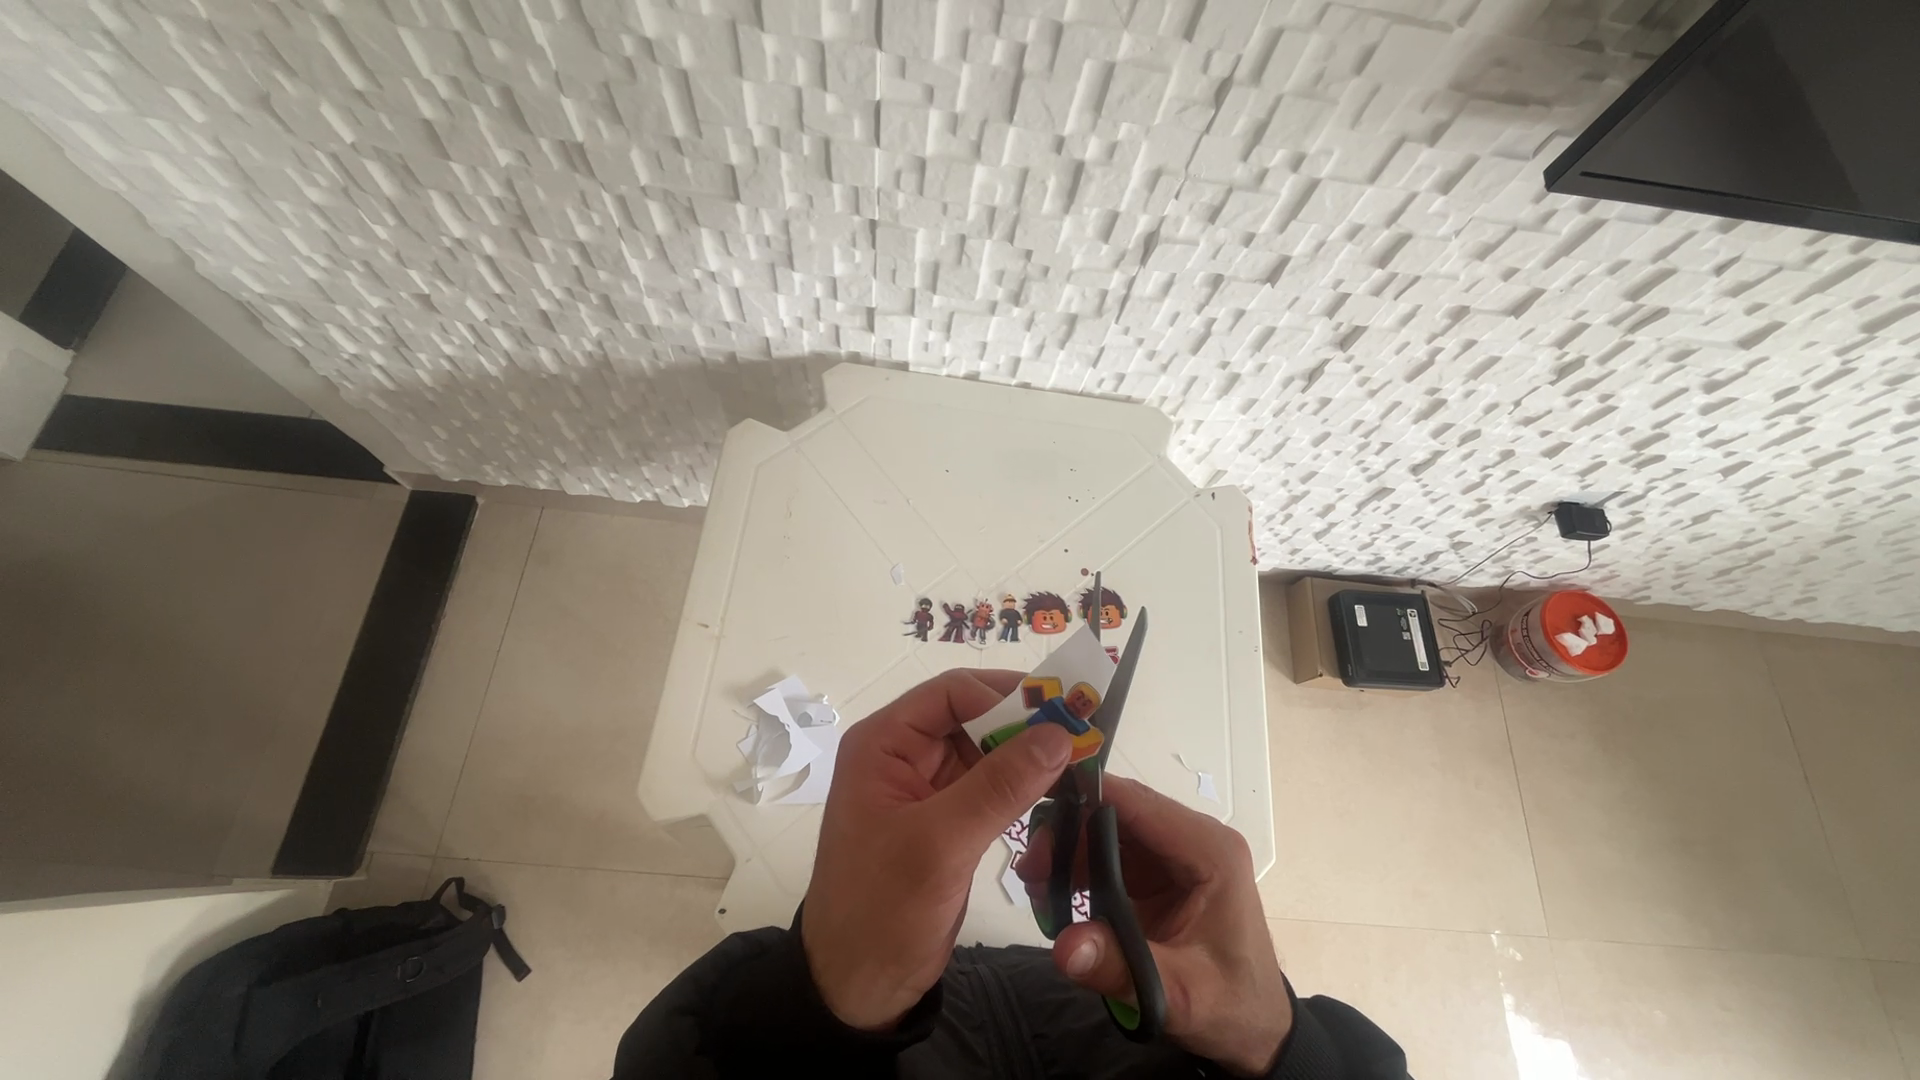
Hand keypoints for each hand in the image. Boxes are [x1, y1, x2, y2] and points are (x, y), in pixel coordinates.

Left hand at [802, 670, 1074, 1030]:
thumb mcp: (940, 844)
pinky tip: (1056, 791)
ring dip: (1027, 753)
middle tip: (1082, 733)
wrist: (857, 986)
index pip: (951, 694)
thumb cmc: (882, 909)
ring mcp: (925, 787)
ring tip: (1080, 759)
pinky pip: (988, 784)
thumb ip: (999, 786)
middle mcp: (903, 754)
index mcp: (884, 744)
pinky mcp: (945, 819)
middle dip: (1023, 723)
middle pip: (971, 716)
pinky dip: (1021, 785)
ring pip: (985, 749)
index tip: (1059, 714)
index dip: (1004, 696)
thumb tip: (1058, 734)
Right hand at [1019, 775, 1290, 1075]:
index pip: (1139, 803)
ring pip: (1105, 828)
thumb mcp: (1179, 995)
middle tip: (1030, 866)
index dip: (1087, 793)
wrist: (1254, 1032)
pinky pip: (1106, 852)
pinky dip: (1077, 867)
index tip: (1033, 799)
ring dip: (1067, 848)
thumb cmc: (1231, 1007)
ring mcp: (1172, 852)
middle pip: (1116, 810)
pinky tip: (1053, 893)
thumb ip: (1120, 966)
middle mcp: (1192, 838)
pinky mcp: (1156, 869)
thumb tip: (1063, 946)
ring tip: (1034, 882)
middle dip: (1068, 829)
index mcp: (1210, 850)